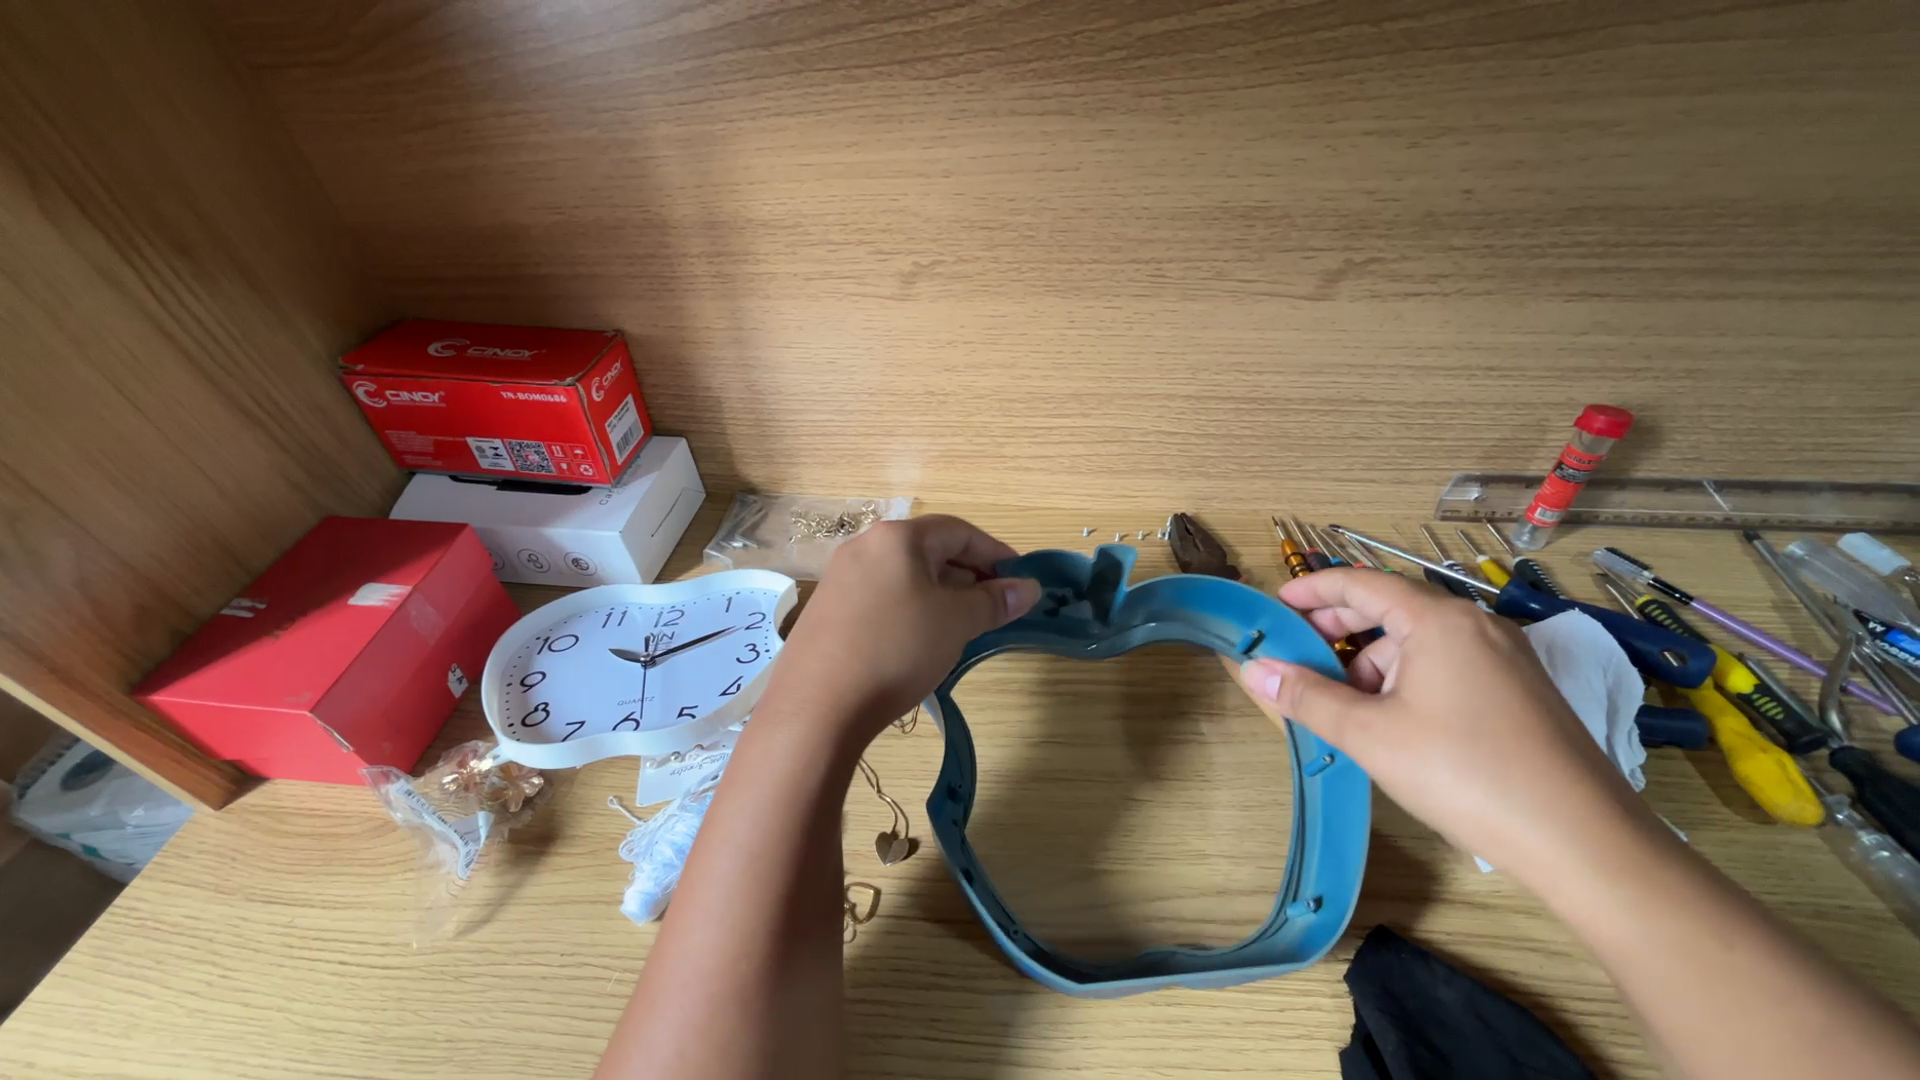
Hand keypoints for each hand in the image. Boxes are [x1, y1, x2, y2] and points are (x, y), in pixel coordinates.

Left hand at [761, 515, 1039, 743]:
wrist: (817, 706)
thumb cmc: (896, 650)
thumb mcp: (955, 623)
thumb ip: (994, 601)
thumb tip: (1029, 589)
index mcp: (897, 538)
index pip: (959, 531)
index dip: (996, 554)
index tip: (1021, 581)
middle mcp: (864, 547)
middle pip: (929, 551)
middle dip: (969, 576)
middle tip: (996, 608)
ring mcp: (841, 578)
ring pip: (905, 576)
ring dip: (941, 596)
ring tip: (963, 628)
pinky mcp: (827, 610)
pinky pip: (882, 598)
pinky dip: (911, 610)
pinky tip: (920, 642)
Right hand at [1231, 568, 1659, 883]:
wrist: (1583, 840)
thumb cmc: (1463, 773)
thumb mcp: (1370, 734)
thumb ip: (1307, 697)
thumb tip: (1253, 669)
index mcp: (1439, 621)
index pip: (1361, 583)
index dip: (1314, 589)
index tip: (1278, 605)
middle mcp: (1476, 626)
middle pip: (1392, 607)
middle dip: (1339, 627)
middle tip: (1299, 652)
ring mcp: (1507, 658)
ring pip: (1421, 642)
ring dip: (1373, 661)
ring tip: (1345, 704)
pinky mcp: (1522, 692)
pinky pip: (1449, 665)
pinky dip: (1408, 679)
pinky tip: (1394, 722)